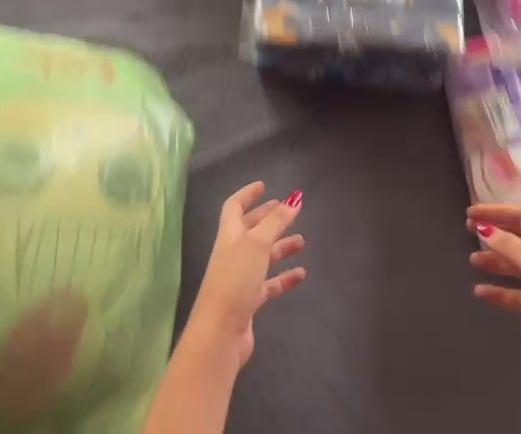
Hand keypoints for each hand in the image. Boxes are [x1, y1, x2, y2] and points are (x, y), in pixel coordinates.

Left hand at [185, 182, 305, 367]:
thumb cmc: (235, 280)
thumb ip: (276, 221)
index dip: (247, 195)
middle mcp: (232, 254)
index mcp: (229, 236)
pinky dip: (284, 277)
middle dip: (267, 219)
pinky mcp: (248, 301)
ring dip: (280, 247)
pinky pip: (269, 283)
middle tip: (286, 210)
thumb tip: (295, 198)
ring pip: (262, 256)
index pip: (234, 207)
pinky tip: (301, 274)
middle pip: (249, 230)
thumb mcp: (257, 244)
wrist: (220, 333)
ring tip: (301, 241)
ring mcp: (239, 278)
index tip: (263, 186)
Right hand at [467, 204, 520, 392]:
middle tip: (469, 231)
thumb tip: (484, 229)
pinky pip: (516, 294)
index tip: (472, 213)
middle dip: (495, 234)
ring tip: (473, 262)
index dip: (498, 212)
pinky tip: (480, 293)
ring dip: (495, 262)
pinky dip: (499, 292)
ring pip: (516, 266)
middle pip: (519, 239)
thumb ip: (511, 246)